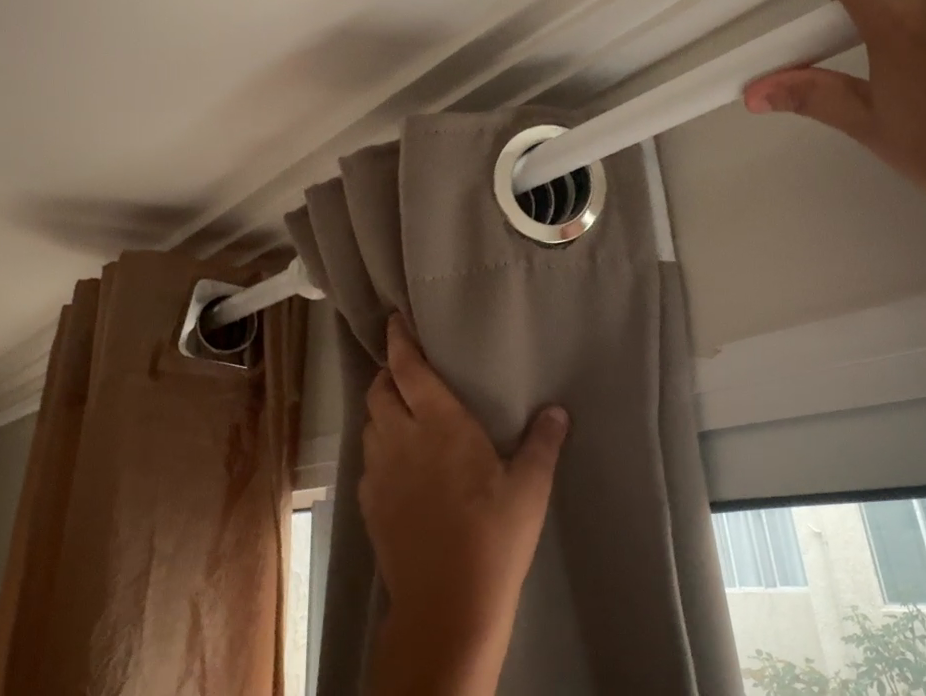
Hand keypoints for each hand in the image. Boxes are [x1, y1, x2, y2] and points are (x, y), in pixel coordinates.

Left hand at [361, 314, 568, 695]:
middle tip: (406, 370)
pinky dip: (379, 446)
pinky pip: (369, 460)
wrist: (446, 603)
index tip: (395, 322)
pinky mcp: (370, 504)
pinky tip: (397, 461)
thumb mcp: (530, 489)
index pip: (408, 369)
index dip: (399, 341)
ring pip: (370, 424)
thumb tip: (557, 411)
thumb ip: (542, 444)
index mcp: (440, 424)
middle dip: (388, 373)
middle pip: (379, 390)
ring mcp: (381, 472)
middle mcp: (402, 438)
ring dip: (382, 408)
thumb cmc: (494, 537)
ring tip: (402, 410)